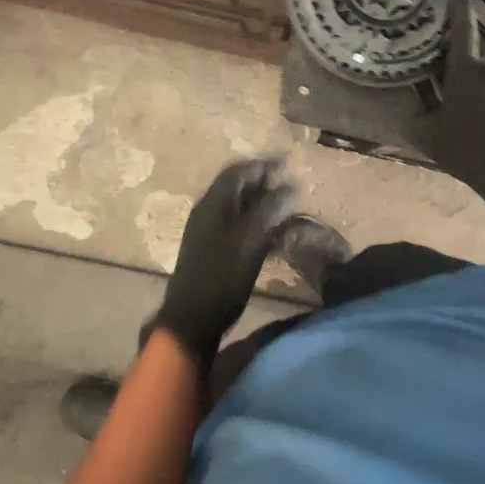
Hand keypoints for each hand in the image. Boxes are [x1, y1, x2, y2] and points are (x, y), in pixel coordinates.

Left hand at [150, 158, 300, 361]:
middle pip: (237, 187)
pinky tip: (274, 234)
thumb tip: (292, 186)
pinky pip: (237, 225)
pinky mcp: (212, 249)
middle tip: (290, 184)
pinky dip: (256, 222)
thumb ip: (272, 210)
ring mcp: (207, 231)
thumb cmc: (223, 277)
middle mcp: (208, 211)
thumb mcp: (252, 241)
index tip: (289, 164)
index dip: (264, 165)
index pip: (239, 171)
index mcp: (214, 204)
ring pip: (238, 206)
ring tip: (287, 208)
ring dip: (261, 203)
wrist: (192, 318)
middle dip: (264, 182)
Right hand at [418, 0, 484, 229]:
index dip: (458, 9)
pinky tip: (484, 133)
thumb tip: (408, 111)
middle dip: (459, 74)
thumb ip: (414, 117)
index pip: (462, 30)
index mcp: (467, 69)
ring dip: (476, 95)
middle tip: (443, 93)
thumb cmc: (466, 147)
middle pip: (472, 63)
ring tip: (463, 122)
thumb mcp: (427, 136)